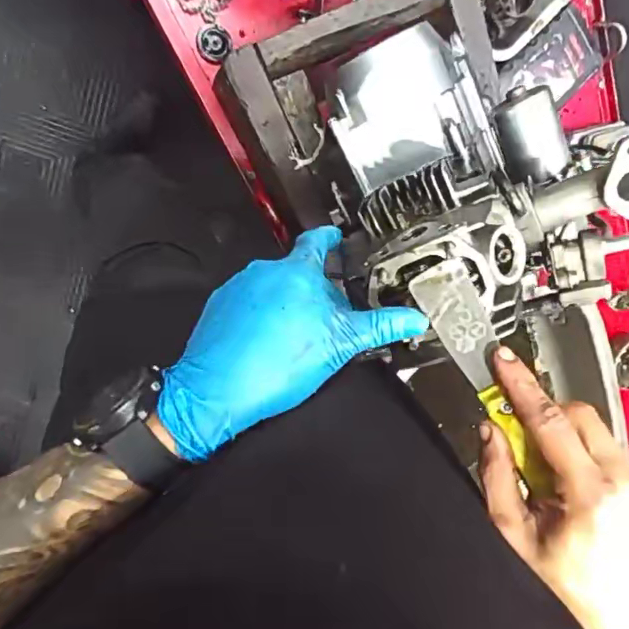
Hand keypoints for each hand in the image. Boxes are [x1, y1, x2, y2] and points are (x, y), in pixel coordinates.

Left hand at [156, 226, 428, 460]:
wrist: (216, 391)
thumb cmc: (274, 366)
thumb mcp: (340, 346)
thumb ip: (379, 327)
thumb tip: (413, 319)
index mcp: (296, 272)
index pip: (317, 241)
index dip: (330, 238)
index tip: (335, 237)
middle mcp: (264, 272)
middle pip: (298, 270)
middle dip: (314, 287)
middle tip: (330, 311)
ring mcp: (238, 288)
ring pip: (272, 287)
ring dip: (288, 303)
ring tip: (300, 334)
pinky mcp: (219, 307)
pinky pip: (249, 303)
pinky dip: (263, 315)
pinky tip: (272, 342)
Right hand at [478, 346, 628, 628]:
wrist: (605, 625)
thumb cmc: (560, 592)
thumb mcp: (513, 534)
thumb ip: (498, 475)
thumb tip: (490, 430)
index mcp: (593, 493)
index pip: (551, 420)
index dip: (520, 385)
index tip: (503, 359)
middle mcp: (624, 481)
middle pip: (577, 413)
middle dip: (541, 411)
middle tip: (510, 430)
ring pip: (590, 426)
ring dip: (556, 431)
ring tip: (534, 468)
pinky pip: (600, 445)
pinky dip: (572, 447)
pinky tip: (554, 475)